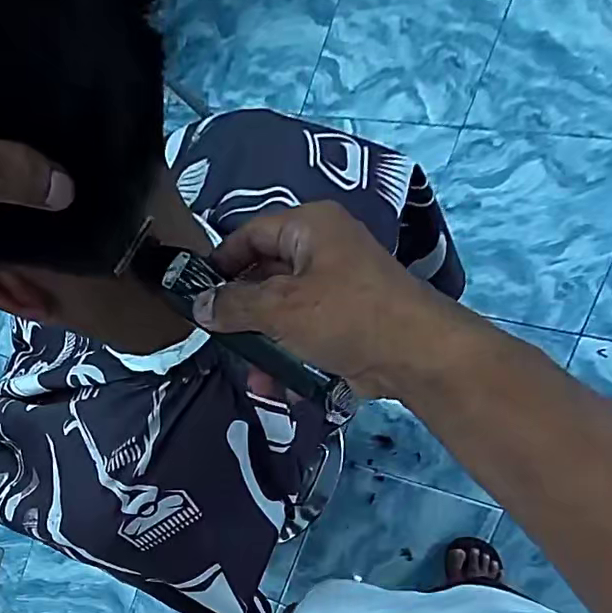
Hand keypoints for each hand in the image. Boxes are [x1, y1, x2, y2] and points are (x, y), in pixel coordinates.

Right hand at [193, 202, 470, 397]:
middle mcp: (324, 250)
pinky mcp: (347, 323)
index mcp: (310, 227)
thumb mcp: (281, 307)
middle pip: (267, 275)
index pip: (251, 233)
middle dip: (242, 312)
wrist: (414, 353)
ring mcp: (338, 288)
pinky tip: (275, 385)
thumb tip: (198, 307)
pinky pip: (306, 334)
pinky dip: (289, 356)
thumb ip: (235, 305)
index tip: (197, 292)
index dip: (221, 261)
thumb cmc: (344, 315)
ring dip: (264, 343)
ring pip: (285, 311)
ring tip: (249, 373)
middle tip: (218, 337)